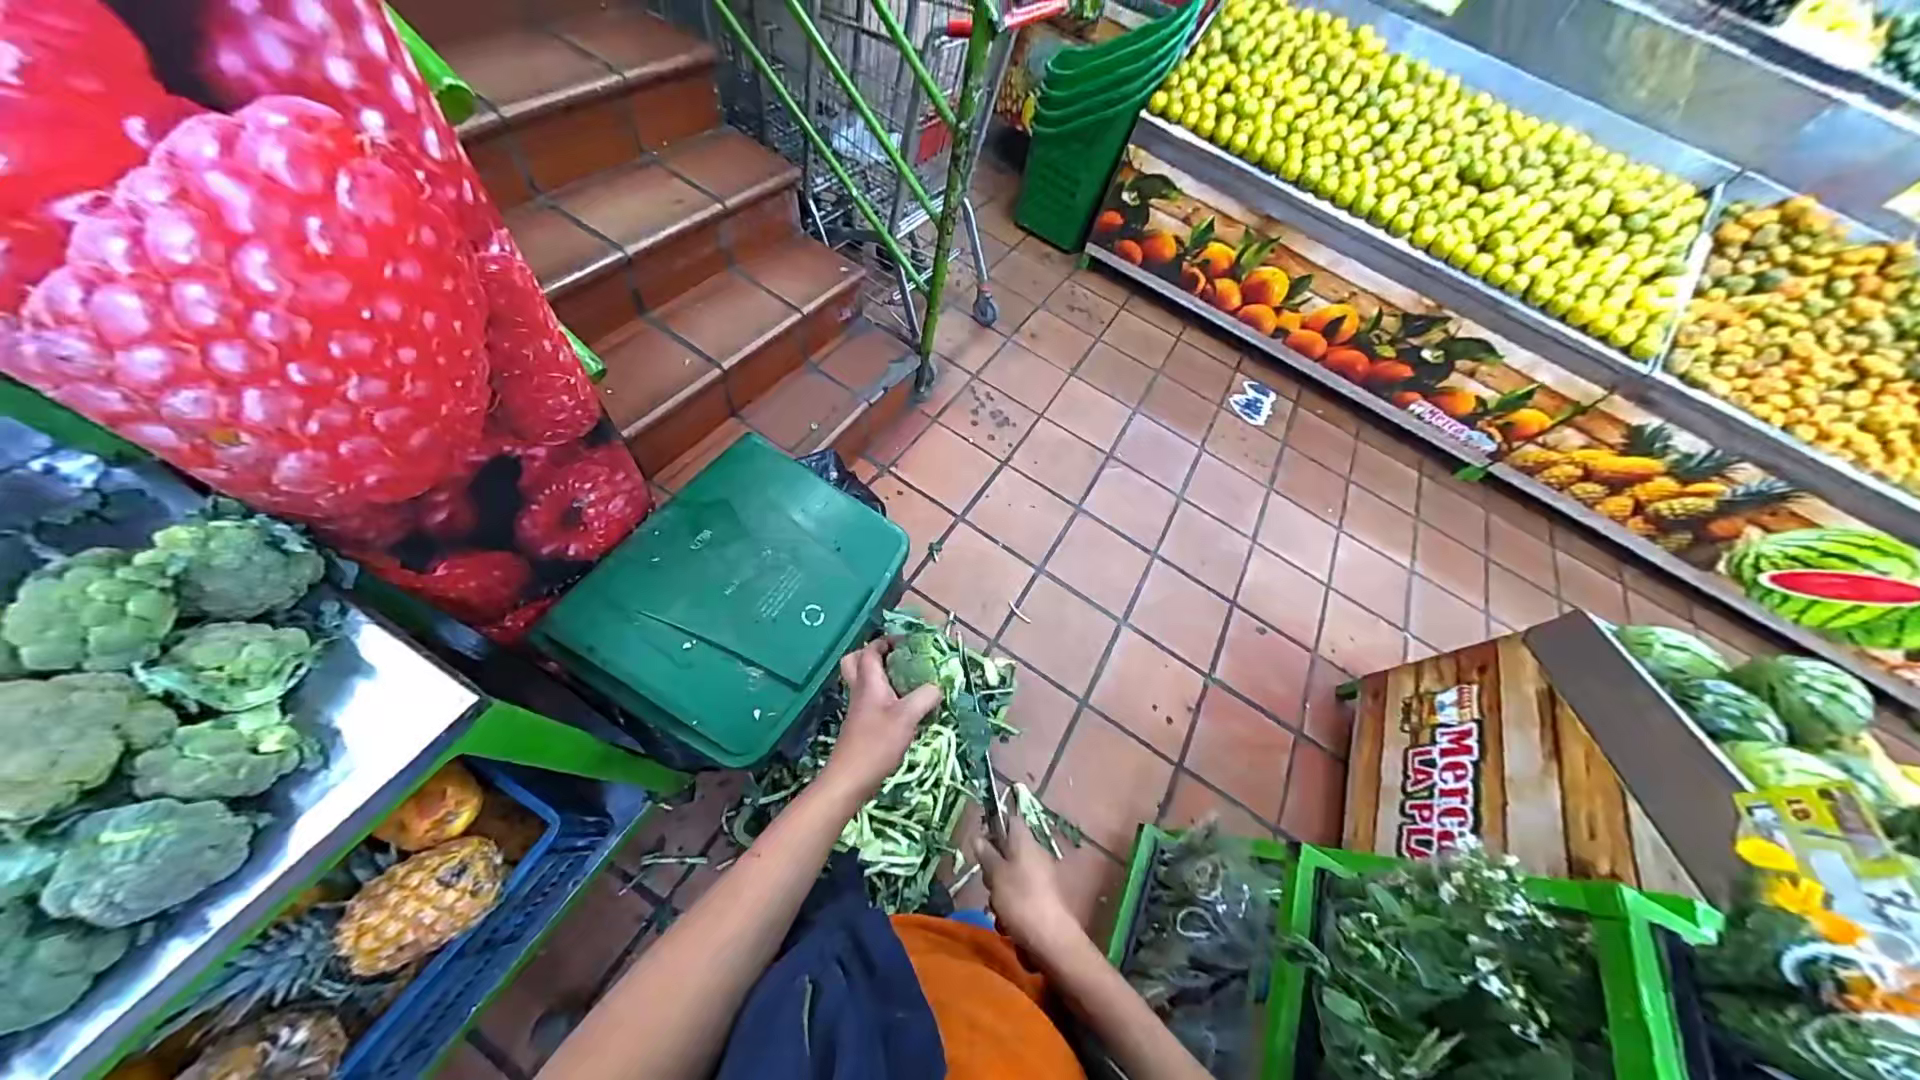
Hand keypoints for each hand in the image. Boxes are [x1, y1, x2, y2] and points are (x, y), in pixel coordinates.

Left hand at [819, 639, 941, 803]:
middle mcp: (860, 691)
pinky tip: (905, 708)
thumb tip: (938, 687)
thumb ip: (925, 697)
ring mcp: (859, 709)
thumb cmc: (876, 743)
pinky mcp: (862, 726)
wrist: (850, 779)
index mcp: (869, 682)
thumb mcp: (907, 717)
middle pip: (856, 662)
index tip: (906, 642)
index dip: (886, 641)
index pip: (870, 651)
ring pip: (864, 681)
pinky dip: (885, 696)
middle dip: (874, 654)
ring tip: (907, 681)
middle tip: (897, 659)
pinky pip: (871, 700)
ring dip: (881, 675)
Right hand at [974, 819, 1081, 959]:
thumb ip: (987, 854)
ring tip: (998, 908)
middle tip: (989, 883)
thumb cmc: (1020, 900)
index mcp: (1025, 841)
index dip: (995, 829)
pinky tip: (1007, 921)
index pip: (1010, 821)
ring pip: (1011, 875)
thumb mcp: (996, 875)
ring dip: (1000, 890)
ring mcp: (1041, 876)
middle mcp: (1036, 854)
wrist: (1051, 939)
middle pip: (1008, 851)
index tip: (982, 845)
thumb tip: (979, 838)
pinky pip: (1021, 893)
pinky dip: (1012, 904)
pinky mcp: (1044, 897)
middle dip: (993, 867)